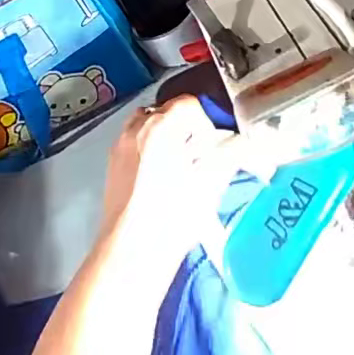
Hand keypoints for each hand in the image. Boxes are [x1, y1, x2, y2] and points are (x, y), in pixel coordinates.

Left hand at [101, 95, 240, 256]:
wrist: (133, 251)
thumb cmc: (175, 214)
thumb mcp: (212, 180)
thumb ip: (229, 153)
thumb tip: (242, 143)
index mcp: (163, 125)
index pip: (190, 103)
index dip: (206, 120)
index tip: (213, 140)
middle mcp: (138, 127)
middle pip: (166, 110)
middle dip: (184, 124)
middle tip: (198, 149)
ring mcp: (121, 144)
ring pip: (147, 122)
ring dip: (164, 133)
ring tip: (177, 159)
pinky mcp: (111, 164)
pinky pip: (134, 141)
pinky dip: (148, 147)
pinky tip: (159, 173)